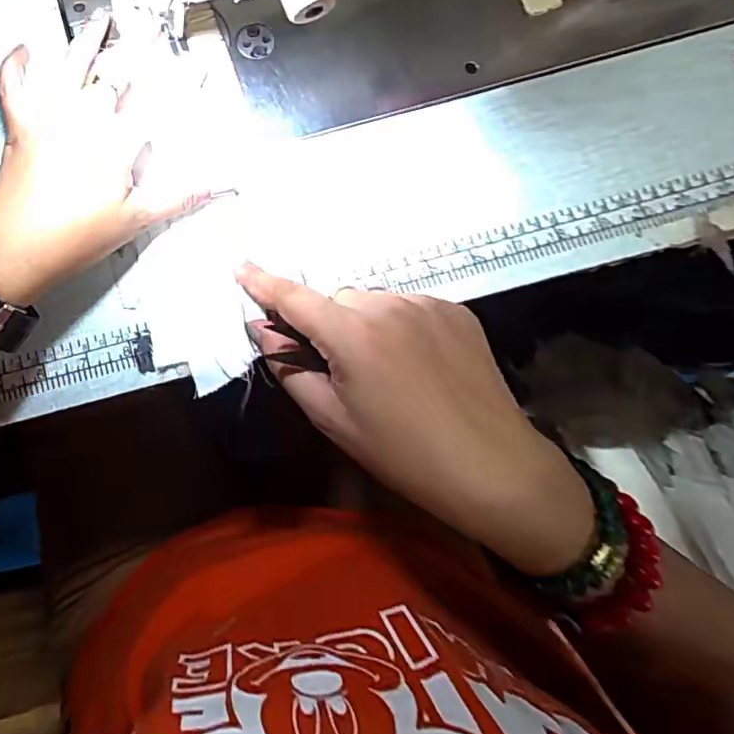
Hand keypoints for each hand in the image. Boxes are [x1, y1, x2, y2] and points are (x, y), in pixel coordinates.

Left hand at [0, 21, 214, 303]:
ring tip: (98, 20)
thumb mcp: (133, 221)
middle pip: (115, 75)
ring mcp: (49, 120)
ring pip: (69, 69)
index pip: (158, 103)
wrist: (12, 251)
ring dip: (84, 42)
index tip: (197, 64)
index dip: (182, 82)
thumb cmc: (72, 239)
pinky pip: (14, 88)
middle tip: (150, 27)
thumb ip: (176, 199)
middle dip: (137, 48)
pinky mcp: (20, 127)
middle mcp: (83, 122)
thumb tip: (214, 188)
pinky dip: (15, 67)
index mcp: (115, 144)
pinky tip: (22, 50)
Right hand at [236, 263, 597, 575]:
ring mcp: (426, 303)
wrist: (492, 466)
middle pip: (337, 300)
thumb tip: (262, 332)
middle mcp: (388, 304)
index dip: (263, 282)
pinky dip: (400, 325)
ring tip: (387, 370)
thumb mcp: (334, 419)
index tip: (241, 267)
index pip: (295, 297)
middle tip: (341, 368)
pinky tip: (418, 364)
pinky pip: (409, 307)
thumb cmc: (402, 453)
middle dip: (328, 324)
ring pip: (374, 301)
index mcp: (352, 334)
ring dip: (365, 323)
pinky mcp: (455, 310)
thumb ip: (290, 368)